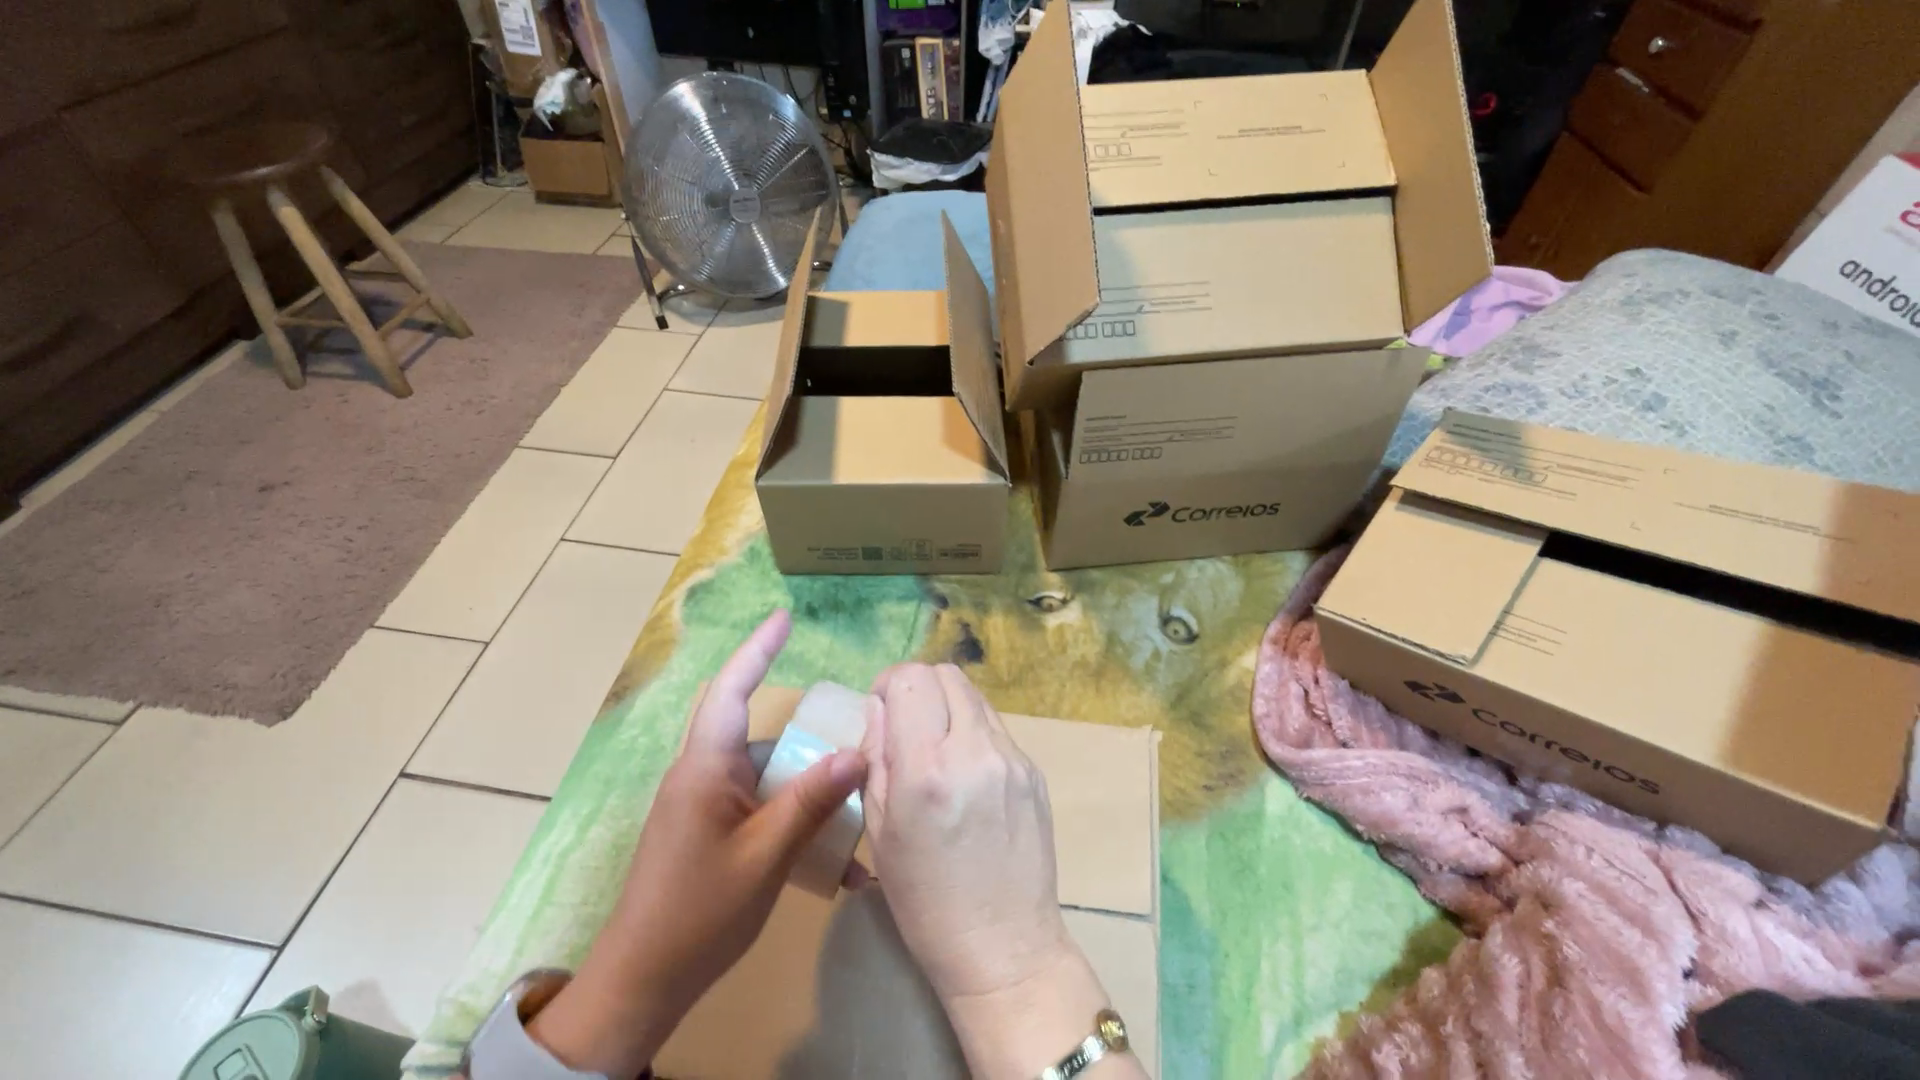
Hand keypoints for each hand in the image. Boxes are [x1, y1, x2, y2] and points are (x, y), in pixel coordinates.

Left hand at [527, 611, 867, 1079]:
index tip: (785, 617)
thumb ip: (810, 802)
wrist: (644, 980)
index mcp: (706, 767)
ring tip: (859, 810)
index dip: (758, 649)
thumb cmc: (700, 911)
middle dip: (806, 732)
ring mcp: (705, 807)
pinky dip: (795, 827)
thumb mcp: (766, 856)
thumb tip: (857, 754)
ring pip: (766, 778)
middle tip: (853, 731)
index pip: (732, 689)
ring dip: (808, 791)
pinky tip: (838, 868)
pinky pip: (760, 812)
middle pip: (759, 733)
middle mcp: (702, 775)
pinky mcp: (711, 835)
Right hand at [863, 664, 1140, 1078]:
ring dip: (947, 707)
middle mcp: (974, 751)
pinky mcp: (1034, 771)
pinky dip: (973, 732)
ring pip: (974, 696)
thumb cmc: (925, 900)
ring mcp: (1012, 759)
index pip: (911, 679)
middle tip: (905, 726)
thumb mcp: (880, 831)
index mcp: (927, 770)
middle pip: (946, 675)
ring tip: (935, 750)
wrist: (1003, 945)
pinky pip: (996, 728)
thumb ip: (876, 757)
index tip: (881, 712)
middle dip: (918, 688)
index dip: (889, 685)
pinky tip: (965, 775)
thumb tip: (880, 707)